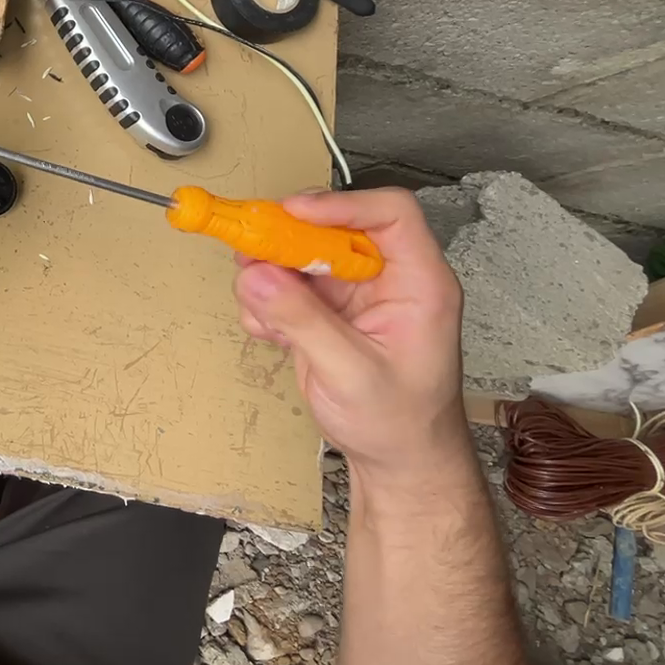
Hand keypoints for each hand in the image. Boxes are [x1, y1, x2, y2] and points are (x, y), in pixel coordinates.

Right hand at [231, 188, 468, 481]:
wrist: (396, 458)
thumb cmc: (399, 422)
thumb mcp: (351, 372)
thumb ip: (302, 321)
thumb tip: (256, 273)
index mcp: (417, 284)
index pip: (388, 214)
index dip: (339, 205)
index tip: (288, 215)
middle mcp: (382, 278)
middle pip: (327, 228)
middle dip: (282, 240)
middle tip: (248, 254)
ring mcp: (347, 292)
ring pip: (294, 253)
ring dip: (265, 276)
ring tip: (264, 316)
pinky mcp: (319, 308)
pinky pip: (278, 283)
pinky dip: (260, 304)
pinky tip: (271, 335)